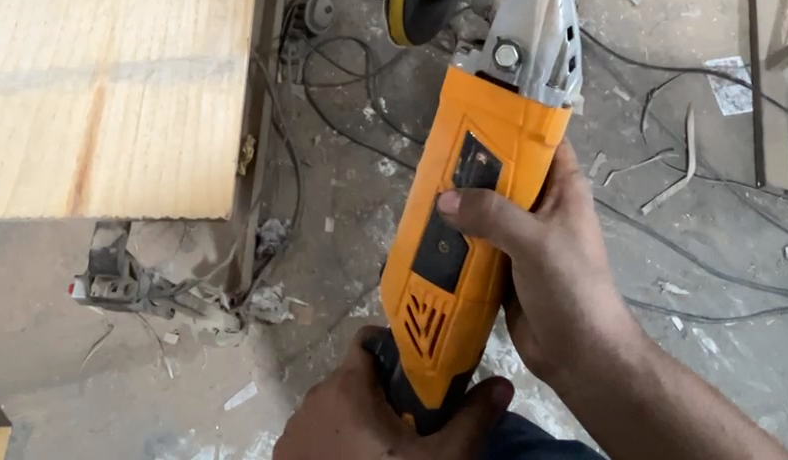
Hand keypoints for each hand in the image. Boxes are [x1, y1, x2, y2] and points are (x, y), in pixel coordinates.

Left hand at [274, 327, 511, 459]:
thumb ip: (473, 418)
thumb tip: (504, 384)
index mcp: (347, 386)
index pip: (368, 341)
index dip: (394, 351)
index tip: (418, 376)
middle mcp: (314, 398)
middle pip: (353, 378)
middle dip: (381, 394)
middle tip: (411, 424)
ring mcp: (293, 431)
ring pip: (332, 408)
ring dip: (355, 420)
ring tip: (385, 453)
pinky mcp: (283, 459)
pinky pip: (313, 437)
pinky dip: (332, 444)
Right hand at [436, 141, 643, 389]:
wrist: (583, 358)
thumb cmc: (571, 287)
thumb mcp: (533, 241)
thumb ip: (491, 213)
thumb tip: (444, 199)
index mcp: (563, 189)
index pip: (541, 140)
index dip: (513, 123)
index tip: (475, 112)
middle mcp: (543, 207)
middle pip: (507, 173)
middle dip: (474, 166)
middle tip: (435, 153)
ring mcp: (524, 238)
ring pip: (488, 208)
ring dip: (462, 203)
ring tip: (424, 189)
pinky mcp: (507, 267)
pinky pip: (479, 242)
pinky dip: (458, 237)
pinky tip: (429, 230)